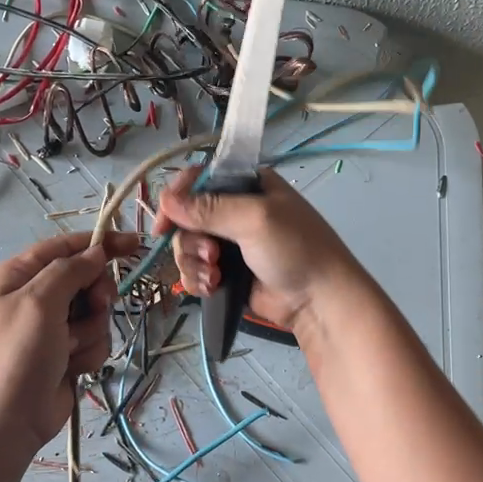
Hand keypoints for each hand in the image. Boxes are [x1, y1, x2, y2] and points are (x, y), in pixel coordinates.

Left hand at [0, 231, 141, 451]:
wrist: (6, 422)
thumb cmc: (16, 355)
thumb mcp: (39, 301)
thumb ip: (70, 270)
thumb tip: (96, 252)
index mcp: (16, 276)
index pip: (63, 247)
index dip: (99, 244)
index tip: (134, 245)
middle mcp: (33, 298)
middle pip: (85, 279)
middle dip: (95, 295)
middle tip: (97, 306)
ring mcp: (51, 329)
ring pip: (95, 314)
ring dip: (90, 331)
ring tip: (69, 349)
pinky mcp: (66, 355)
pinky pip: (94, 341)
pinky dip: (88, 353)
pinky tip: (72, 368)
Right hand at [154, 166, 365, 333]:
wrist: (319, 300)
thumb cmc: (295, 249)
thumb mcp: (255, 219)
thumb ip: (209, 208)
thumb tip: (164, 201)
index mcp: (246, 186)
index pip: (198, 180)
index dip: (177, 198)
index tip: (164, 222)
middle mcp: (235, 210)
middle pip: (186, 218)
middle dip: (191, 240)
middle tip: (212, 255)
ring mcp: (230, 244)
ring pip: (187, 247)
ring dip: (193, 264)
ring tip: (214, 277)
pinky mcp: (226, 273)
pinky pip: (195, 271)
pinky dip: (197, 280)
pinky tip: (211, 288)